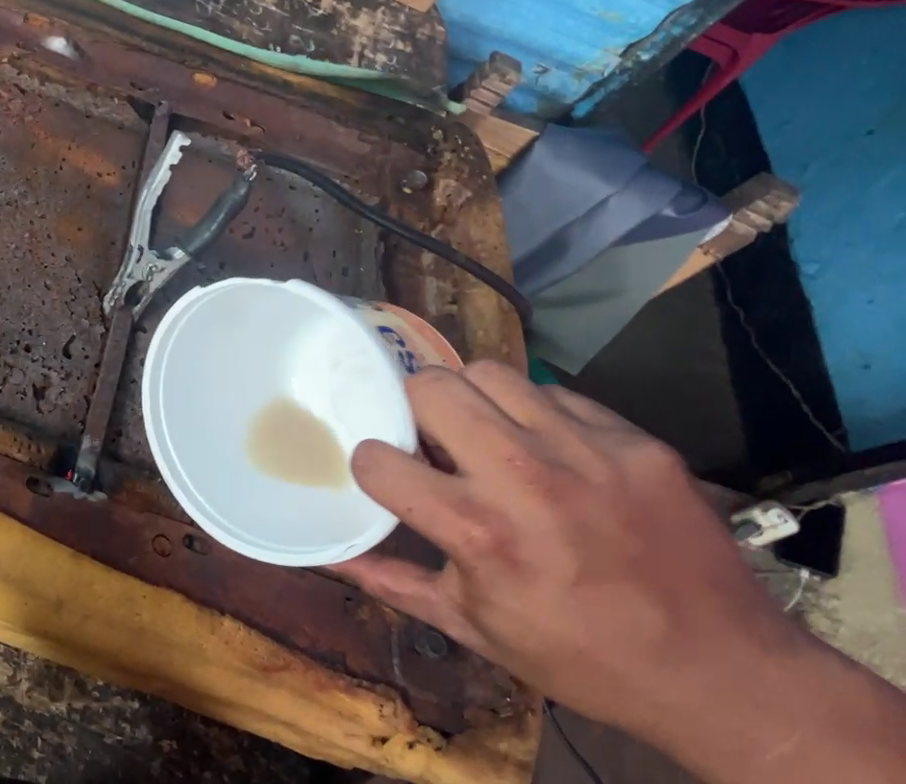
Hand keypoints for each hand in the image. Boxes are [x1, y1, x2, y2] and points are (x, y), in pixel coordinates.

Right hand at [333, 364, 905, 783]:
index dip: (371, 465)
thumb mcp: (473, 628)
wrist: (725, 676)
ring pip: (490, 373)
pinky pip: (559, 395)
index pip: (377, 458)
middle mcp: (524, 479)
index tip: (388, 476)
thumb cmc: (579, 657)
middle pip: (429, 386)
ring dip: (471, 397)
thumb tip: (325, 554)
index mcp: (476, 532)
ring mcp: (588, 454)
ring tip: (483, 430)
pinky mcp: (639, 444)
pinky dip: (537, 414)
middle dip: (413, 408)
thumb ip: (392, 580)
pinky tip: (549, 449)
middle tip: (429, 436)